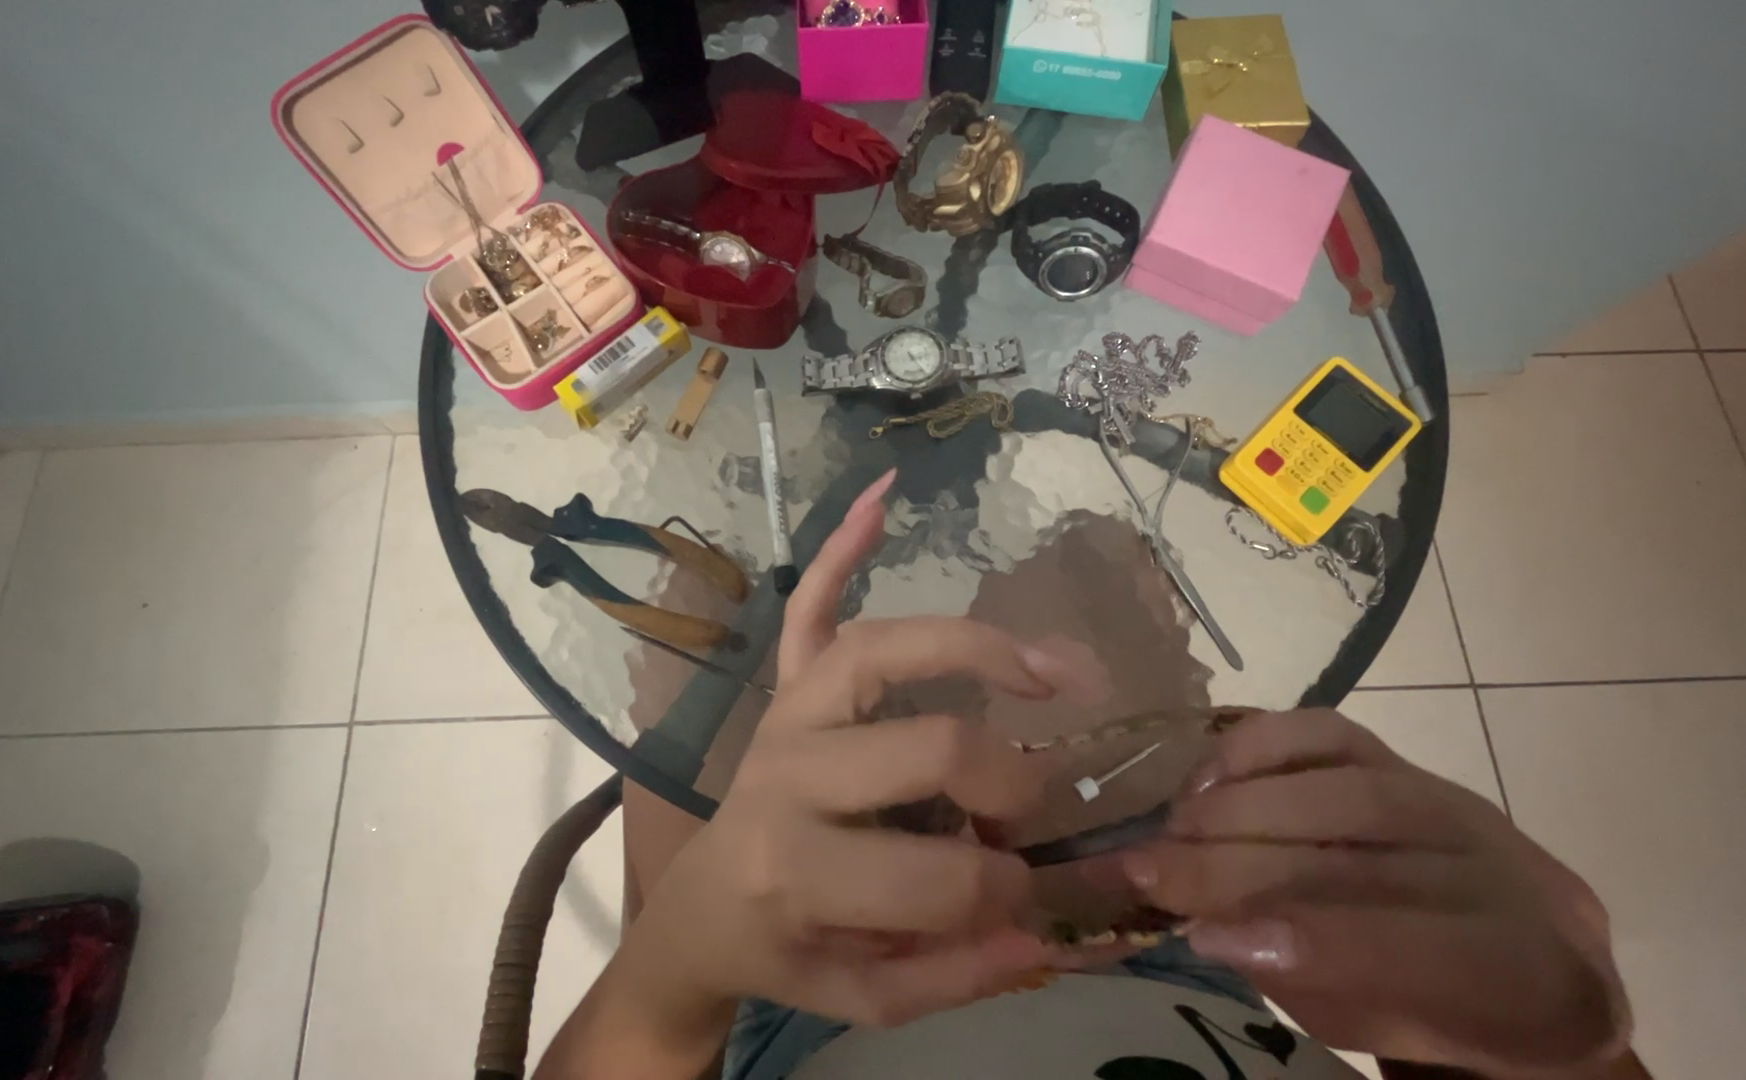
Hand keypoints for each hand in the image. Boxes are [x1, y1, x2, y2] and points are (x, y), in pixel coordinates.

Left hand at [624, 470, 1080, 1027]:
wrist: (702, 911)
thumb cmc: (782, 951)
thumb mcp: (862, 997)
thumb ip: (952, 975)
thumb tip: (1043, 933)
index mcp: (797, 866)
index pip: (936, 871)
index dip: (1002, 885)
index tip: (1027, 891)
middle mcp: (786, 772)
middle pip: (923, 743)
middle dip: (1004, 774)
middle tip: (1038, 796)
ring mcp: (784, 717)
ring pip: (874, 650)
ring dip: (966, 643)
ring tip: (1041, 666)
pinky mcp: (782, 691)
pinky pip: (804, 610)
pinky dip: (838, 551)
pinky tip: (879, 499)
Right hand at [1116, 709, 1631, 1078]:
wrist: (1509, 943)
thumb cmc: (1433, 1005)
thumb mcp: (1380, 1023)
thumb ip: (1306, 978)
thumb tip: (1205, 927)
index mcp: (1528, 976)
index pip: (1422, 950)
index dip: (1307, 938)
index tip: (1205, 936)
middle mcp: (1504, 873)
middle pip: (1361, 859)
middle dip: (1237, 863)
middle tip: (1146, 868)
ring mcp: (1453, 801)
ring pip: (1346, 788)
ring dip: (1239, 805)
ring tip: (1171, 826)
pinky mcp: (1406, 757)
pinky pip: (1330, 732)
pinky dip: (1258, 746)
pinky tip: (1206, 777)